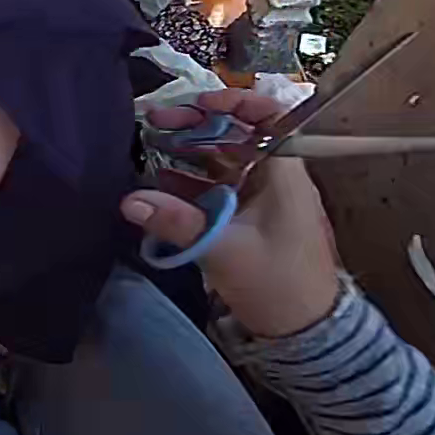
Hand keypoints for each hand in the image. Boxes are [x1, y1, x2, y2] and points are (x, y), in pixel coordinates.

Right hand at [122, 90, 345, 336]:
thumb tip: (130, 201)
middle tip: (154, 119)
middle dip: (195, 122)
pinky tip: (157, 178)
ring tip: (148, 139)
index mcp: (284, 172)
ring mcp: (256, 194)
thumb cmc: (279, 285)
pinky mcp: (242, 214)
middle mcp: (271, 175)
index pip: (268, 116)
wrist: (305, 334)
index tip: (199, 102)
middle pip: (233, 132)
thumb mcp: (225, 250)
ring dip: (186, 147)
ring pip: (219, 157)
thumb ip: (178, 223)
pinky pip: (213, 184)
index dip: (235, 100)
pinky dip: (187, 178)